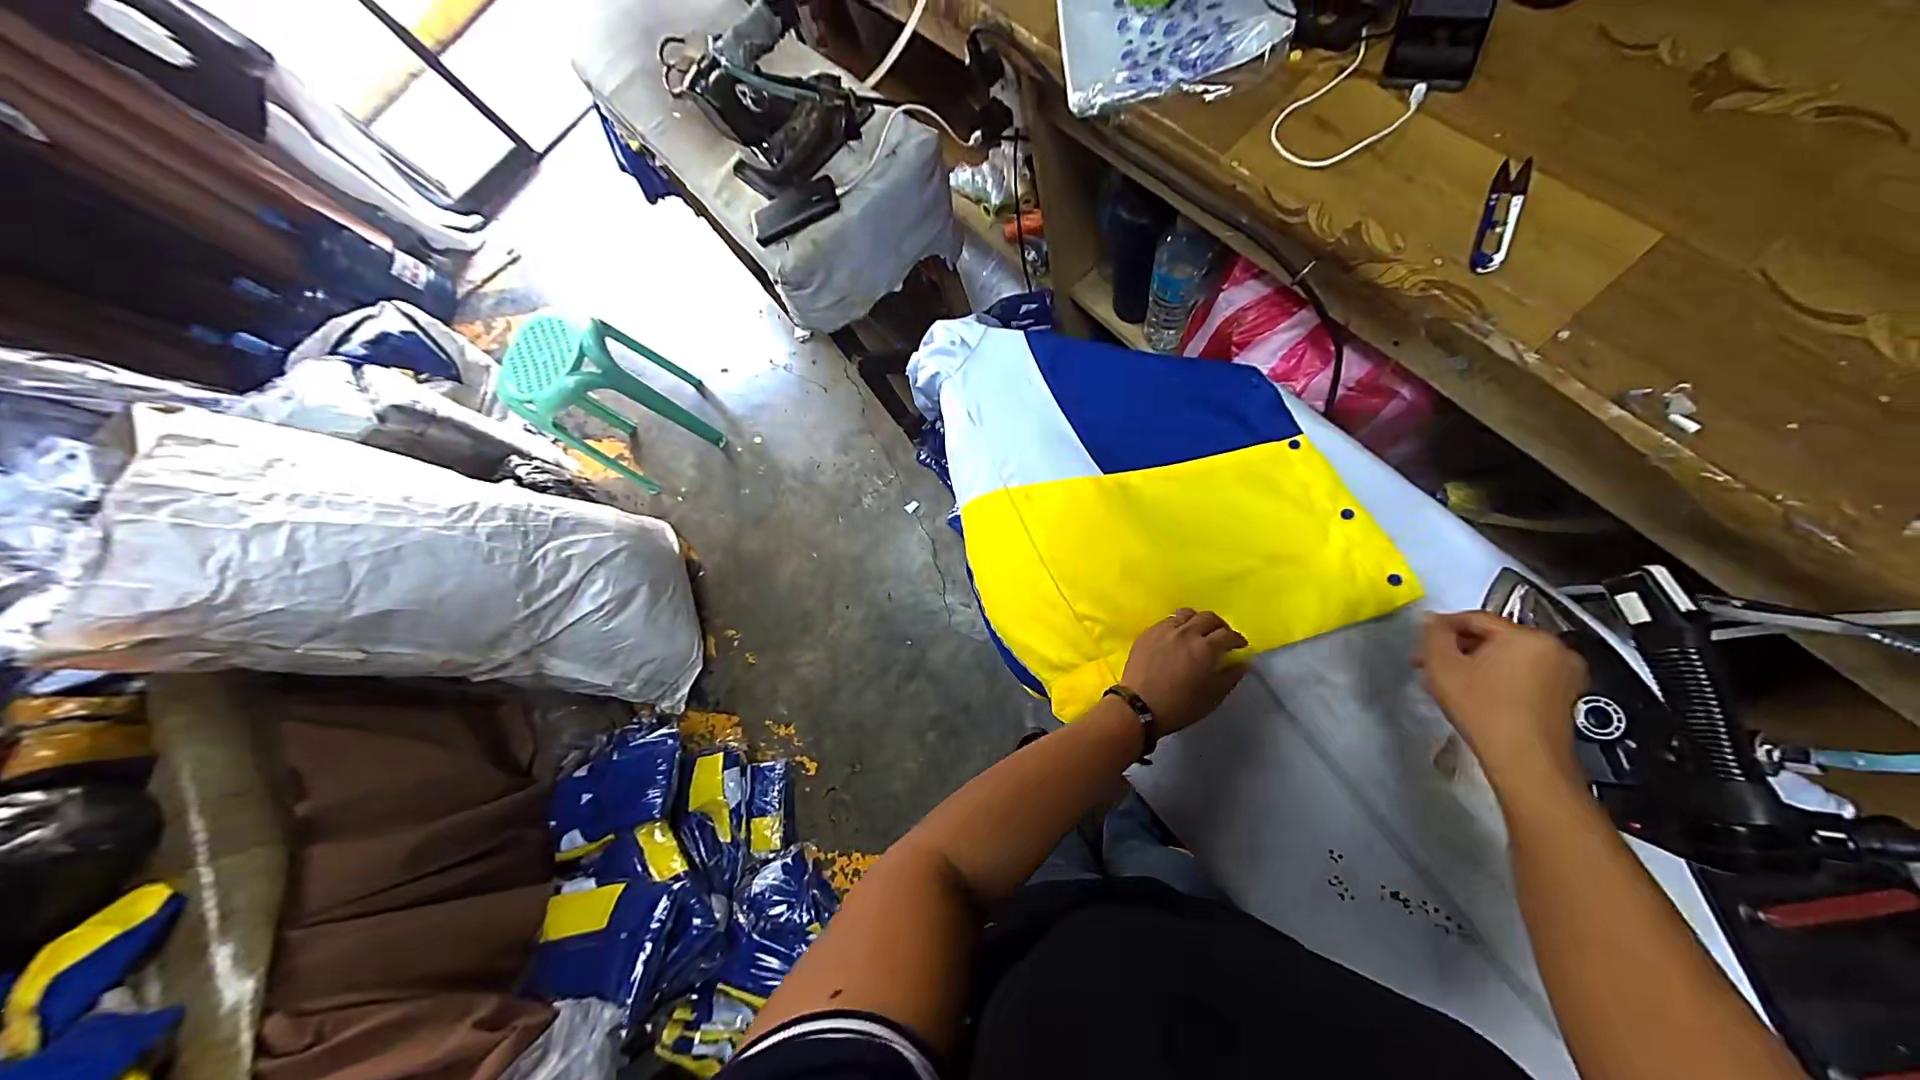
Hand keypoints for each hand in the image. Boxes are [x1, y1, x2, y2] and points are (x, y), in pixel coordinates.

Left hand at [1121, 608, 1248, 734]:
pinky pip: (1167, 621)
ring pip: (1186, 614)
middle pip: (1208, 618)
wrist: (1139, 705)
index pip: (1227, 635)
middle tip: (1222, 637)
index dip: (1237, 639)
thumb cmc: (1180, 705)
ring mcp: (1164, 630)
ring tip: (1198, 632)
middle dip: (1219, 626)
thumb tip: (1242, 663)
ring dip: (1197, 620)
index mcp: (1205, 648)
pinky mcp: (1148, 633)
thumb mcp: (1213, 696)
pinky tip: (1177, 637)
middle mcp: (1186, 633)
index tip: (1240, 645)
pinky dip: (1178, 625)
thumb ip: (1230, 676)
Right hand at [1418, 611, 1588, 795]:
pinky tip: (1478, 691)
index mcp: (1527, 635)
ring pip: (1510, 656)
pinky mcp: (1567, 694)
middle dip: (1460, 647)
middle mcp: (1555, 647)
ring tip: (1452, 679)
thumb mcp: (1442, 666)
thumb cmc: (1482, 708)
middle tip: (1431, 662)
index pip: (1477, 619)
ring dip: (1478, 662)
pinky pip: (1525, 672)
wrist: (1525, 760)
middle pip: (1495, 637)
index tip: (1422, 640)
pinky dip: (1500, 675)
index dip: (1444, 626)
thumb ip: (1433, 635)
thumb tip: (1433, 620)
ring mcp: (1566, 672)